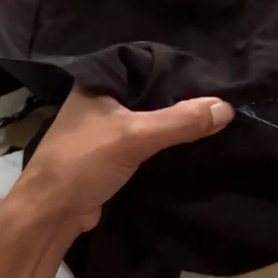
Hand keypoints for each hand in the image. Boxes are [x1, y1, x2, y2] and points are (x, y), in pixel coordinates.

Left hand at [4, 88, 233, 235]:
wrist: (50, 214)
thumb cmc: (82, 163)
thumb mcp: (134, 136)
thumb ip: (180, 121)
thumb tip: (228, 107)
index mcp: (97, 82)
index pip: (145, 63)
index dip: (177, 69)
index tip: (215, 77)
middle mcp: (99, 100)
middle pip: (150, 93)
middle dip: (180, 100)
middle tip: (221, 102)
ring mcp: (104, 129)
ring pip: (148, 120)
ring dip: (173, 125)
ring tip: (214, 121)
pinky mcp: (110, 156)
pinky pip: (145, 143)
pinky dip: (164, 145)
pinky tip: (192, 146)